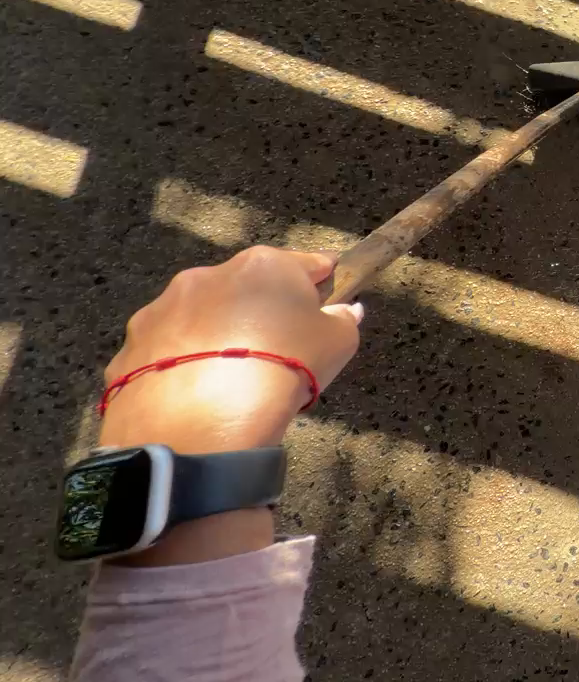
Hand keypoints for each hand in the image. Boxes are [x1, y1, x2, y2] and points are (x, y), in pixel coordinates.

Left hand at [93, 247, 362, 564]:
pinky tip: (202, 390)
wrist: (202, 423)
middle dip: (265, 307)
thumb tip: (339, 312)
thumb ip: (343, 317)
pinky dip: (186, 362)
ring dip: (221, 332)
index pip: (309, 263)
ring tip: (236, 373)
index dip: (323, 286)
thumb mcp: (342, 339)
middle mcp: (207, 276)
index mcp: (264, 264)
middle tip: (283, 344)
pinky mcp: (126, 349)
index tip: (329, 307)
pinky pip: (168, 349)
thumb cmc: (287, 364)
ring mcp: (158, 311)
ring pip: (203, 315)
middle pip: (249, 286)